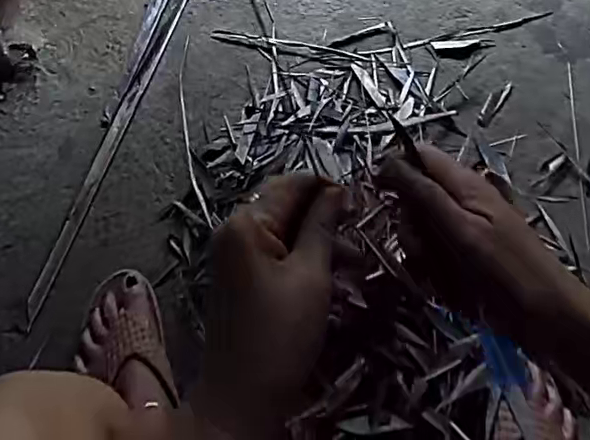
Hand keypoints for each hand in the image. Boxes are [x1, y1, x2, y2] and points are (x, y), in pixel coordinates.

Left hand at [191, 175, 345, 438]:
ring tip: (350, 259)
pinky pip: (273, 249)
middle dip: (322, 213)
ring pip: (282, 227)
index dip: (327, 187)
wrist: (238, 405)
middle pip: (285, 203)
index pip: (292, 183)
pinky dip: (299, 254)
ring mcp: (232, 252)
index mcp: (246, 222)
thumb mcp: (311, 276)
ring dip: (315, 236)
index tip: (358, 202)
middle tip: (356, 229)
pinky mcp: (237, 274)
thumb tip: (337, 190)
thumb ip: (323, 225)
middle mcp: (233, 229)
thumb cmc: (278, 338)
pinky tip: (325, 273)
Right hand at [378, 144, 581, 351]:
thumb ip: (426, 194)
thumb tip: (390, 161)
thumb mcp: (462, 228)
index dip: (396, 167)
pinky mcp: (466, 259)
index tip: (379, 193)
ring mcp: (464, 231)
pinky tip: (453, 292)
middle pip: (415, 199)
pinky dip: (438, 275)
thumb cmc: (508, 269)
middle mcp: (461, 201)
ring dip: (425, 257)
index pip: (419, 155)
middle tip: (425, 251)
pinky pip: (436, 259)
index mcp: (463, 182)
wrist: (549, 318)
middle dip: (412, 227)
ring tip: (444, 278)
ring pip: (422, 233)